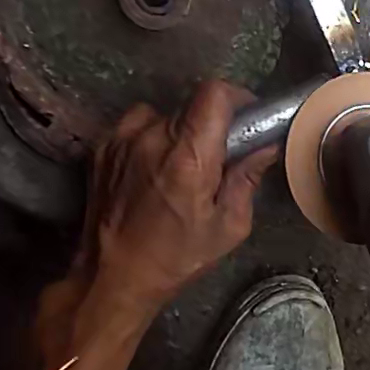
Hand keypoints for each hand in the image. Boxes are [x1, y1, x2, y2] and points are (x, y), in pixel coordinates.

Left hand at [34, 80, 278, 369]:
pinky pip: (138, 124)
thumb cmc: (175, 257)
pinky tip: (155, 168)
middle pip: (193, 105)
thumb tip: (266, 146)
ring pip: (166, 113)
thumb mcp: (229, 226)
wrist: (112, 276)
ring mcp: (122, 139)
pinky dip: (153, 138)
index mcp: (187, 158)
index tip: (245, 117)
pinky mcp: (103, 146)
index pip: (213, 93)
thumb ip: (248, 178)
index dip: (236, 97)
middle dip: (212, 124)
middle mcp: (151, 138)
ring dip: (181, 131)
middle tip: (218, 156)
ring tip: (182, 165)